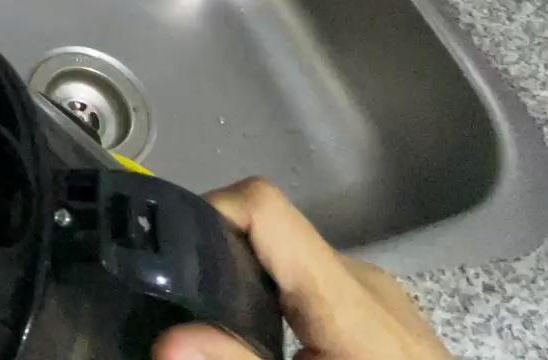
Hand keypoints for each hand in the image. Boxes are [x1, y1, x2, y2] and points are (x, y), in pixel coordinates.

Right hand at [154, 178, 451, 359]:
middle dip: (220, 256)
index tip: (177, 251)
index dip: (212, 209)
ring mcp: (378, 294)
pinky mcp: (383, 311)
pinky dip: (279, 298)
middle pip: (267, 231)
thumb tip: (164, 340)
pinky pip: (312, 280)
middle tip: (187, 302)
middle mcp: (362, 280)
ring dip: (249, 281)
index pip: (265, 205)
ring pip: (288, 256)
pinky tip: (274, 343)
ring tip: (227, 328)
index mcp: (346, 299)